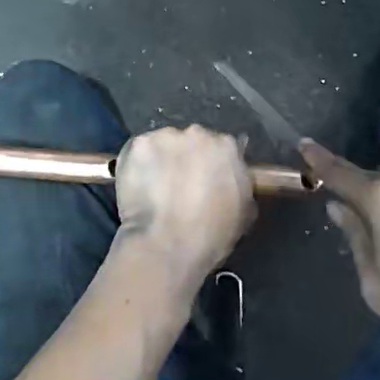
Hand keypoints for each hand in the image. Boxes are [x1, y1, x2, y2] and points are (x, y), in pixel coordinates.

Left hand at [114, 126, 254, 282]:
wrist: (165, 246)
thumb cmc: (210, 237)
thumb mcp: (242, 215)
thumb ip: (241, 187)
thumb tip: (236, 178)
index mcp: (228, 148)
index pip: (222, 148)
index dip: (212, 166)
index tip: (205, 182)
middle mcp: (199, 133)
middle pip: (193, 141)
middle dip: (187, 159)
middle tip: (180, 186)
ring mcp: (166, 136)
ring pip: (165, 144)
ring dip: (163, 160)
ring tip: (155, 189)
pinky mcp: (138, 144)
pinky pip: (140, 152)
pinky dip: (139, 165)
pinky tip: (138, 186)